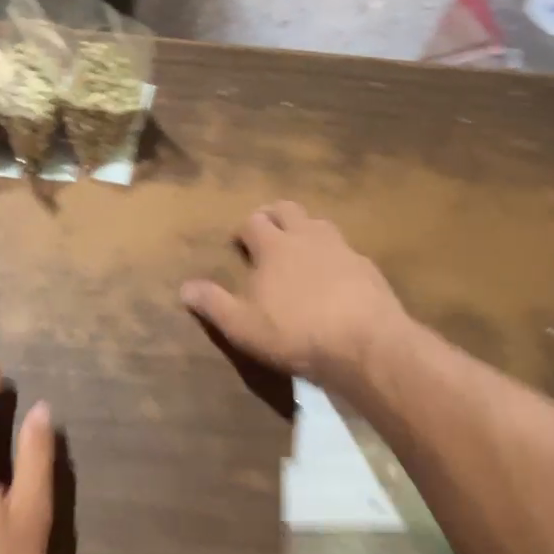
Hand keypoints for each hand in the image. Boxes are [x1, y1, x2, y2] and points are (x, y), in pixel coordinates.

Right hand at [180, 201, 405, 384]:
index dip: (244, 229)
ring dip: (306, 230)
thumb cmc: (295, 332)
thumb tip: (184, 288)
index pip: (253, 221)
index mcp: (274, 246)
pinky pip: (346, 252)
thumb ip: (214, 304)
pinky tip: (335, 277)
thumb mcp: (243, 326)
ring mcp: (342, 249)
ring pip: (320, 224)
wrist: (365, 343)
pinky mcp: (368, 268)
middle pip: (289, 210)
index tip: (239, 243)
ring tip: (300, 250)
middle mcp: (307, 237)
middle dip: (275, 215)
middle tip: (267, 231)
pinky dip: (335, 257)